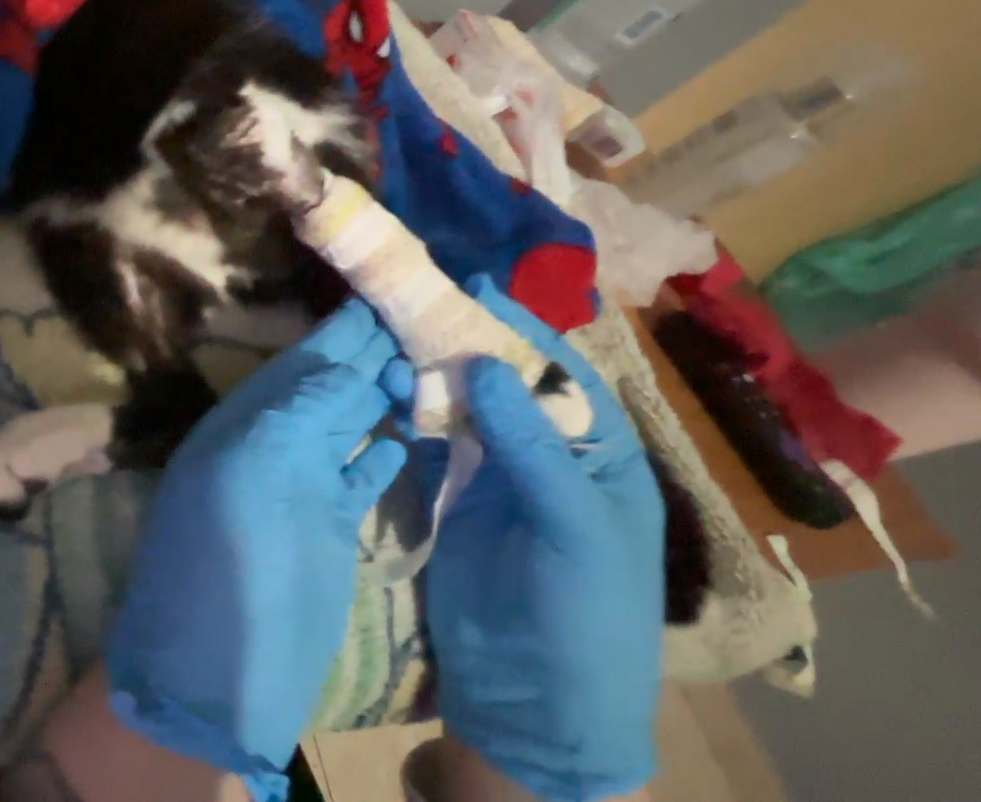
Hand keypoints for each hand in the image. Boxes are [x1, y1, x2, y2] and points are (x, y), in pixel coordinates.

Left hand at [104, 301, 407, 799]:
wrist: (216, 671)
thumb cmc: (229, 565)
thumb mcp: (253, 470)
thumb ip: (300, 409)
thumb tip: (351, 362)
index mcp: (247, 422)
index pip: (306, 356)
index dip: (349, 325)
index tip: (397, 288)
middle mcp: (272, 442)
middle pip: (331, 382)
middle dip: (377, 349)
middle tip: (438, 314)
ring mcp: (299, 484)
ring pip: (349, 420)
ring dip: (389, 392)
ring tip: (444, 359)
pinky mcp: (327, 524)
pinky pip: (360, 468)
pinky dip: (387, 445)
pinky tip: (416, 426)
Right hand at [425, 276, 663, 801]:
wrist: (531, 697)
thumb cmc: (582, 614)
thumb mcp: (575, 529)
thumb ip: (533, 448)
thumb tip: (489, 366)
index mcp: (598, 454)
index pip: (559, 374)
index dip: (519, 329)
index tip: (470, 287)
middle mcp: (546, 452)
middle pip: (504, 381)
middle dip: (464, 341)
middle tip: (414, 300)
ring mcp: (494, 472)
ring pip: (463, 404)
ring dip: (431, 371)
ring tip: (390, 332)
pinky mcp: (451, 493)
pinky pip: (431, 439)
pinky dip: (411, 410)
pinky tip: (387, 385)